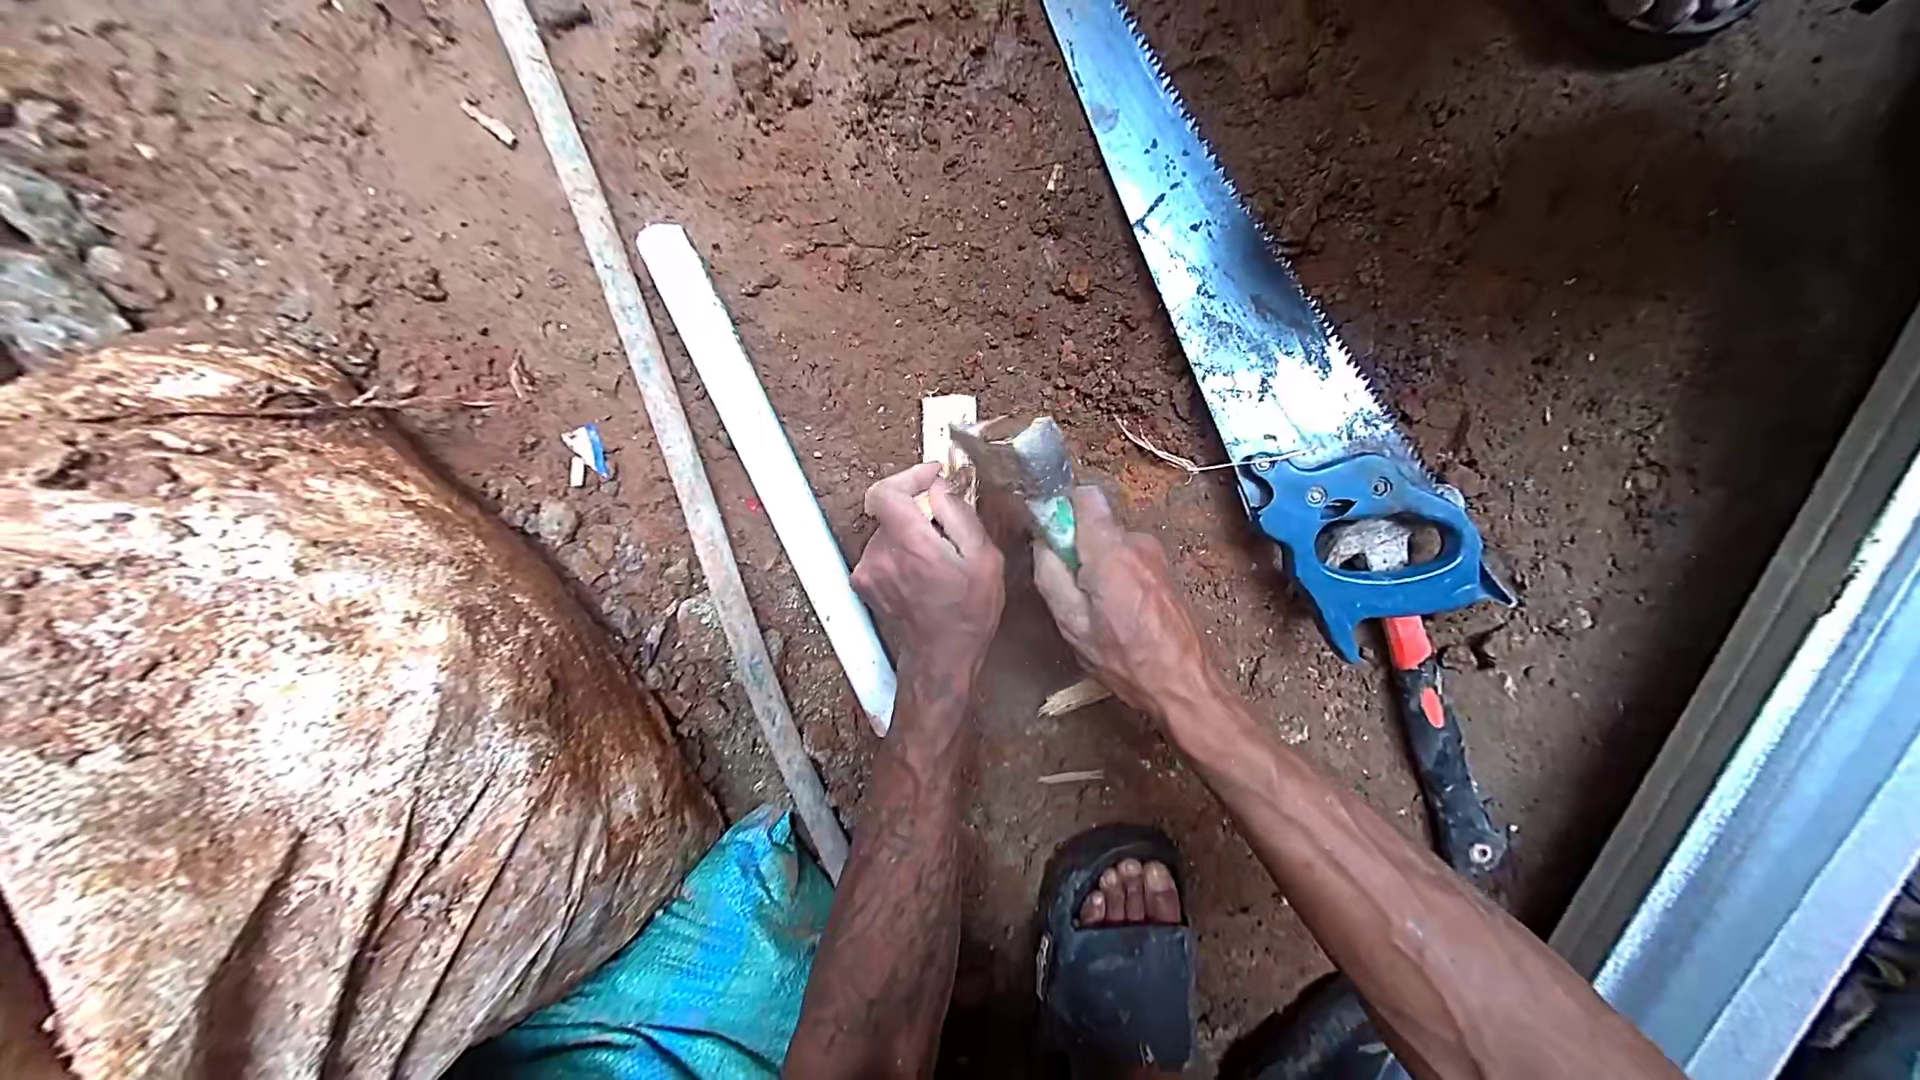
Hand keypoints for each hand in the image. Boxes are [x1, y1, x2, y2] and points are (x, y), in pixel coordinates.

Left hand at [851, 462, 1005, 683]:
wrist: (941, 656)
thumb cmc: (968, 613)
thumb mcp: (984, 559)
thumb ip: (959, 514)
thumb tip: (939, 487)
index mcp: (910, 547)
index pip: (887, 491)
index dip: (910, 476)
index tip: (932, 477)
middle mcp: (881, 556)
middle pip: (893, 509)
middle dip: (920, 510)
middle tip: (948, 529)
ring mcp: (868, 570)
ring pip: (889, 528)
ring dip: (912, 531)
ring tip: (939, 558)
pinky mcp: (864, 580)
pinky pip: (883, 547)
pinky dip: (902, 549)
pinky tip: (924, 571)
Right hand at [1032, 487, 1215, 719]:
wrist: (1184, 683)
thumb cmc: (1126, 659)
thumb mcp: (1072, 623)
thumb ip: (1050, 575)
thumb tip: (1041, 543)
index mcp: (1111, 551)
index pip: (1084, 495)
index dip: (1062, 510)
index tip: (1052, 540)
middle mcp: (1137, 542)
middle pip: (1095, 522)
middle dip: (1076, 546)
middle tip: (1071, 590)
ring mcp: (1155, 554)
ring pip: (1110, 542)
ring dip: (1096, 565)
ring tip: (1096, 608)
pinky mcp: (1164, 569)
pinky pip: (1127, 557)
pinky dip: (1115, 575)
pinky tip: (1117, 612)